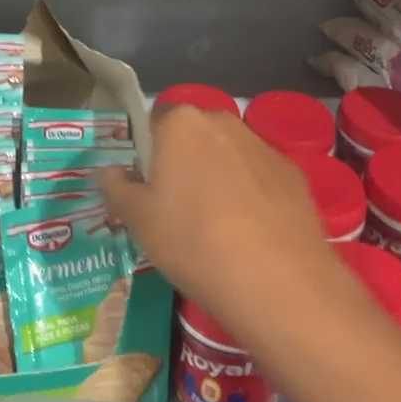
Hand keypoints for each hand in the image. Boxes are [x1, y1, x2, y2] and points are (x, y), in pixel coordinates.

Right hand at [97, 104, 334, 319]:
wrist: (278, 280)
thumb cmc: (194, 242)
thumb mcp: (139, 221)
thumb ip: (117, 188)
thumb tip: (107, 171)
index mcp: (181, 123)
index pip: (155, 120)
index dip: (149, 152)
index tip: (149, 187)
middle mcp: (223, 121)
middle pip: (195, 135)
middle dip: (186, 162)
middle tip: (179, 209)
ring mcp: (263, 145)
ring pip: (230, 154)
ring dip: (220, 177)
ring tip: (219, 227)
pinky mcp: (293, 172)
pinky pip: (260, 176)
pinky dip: (253, 195)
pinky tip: (252, 234)